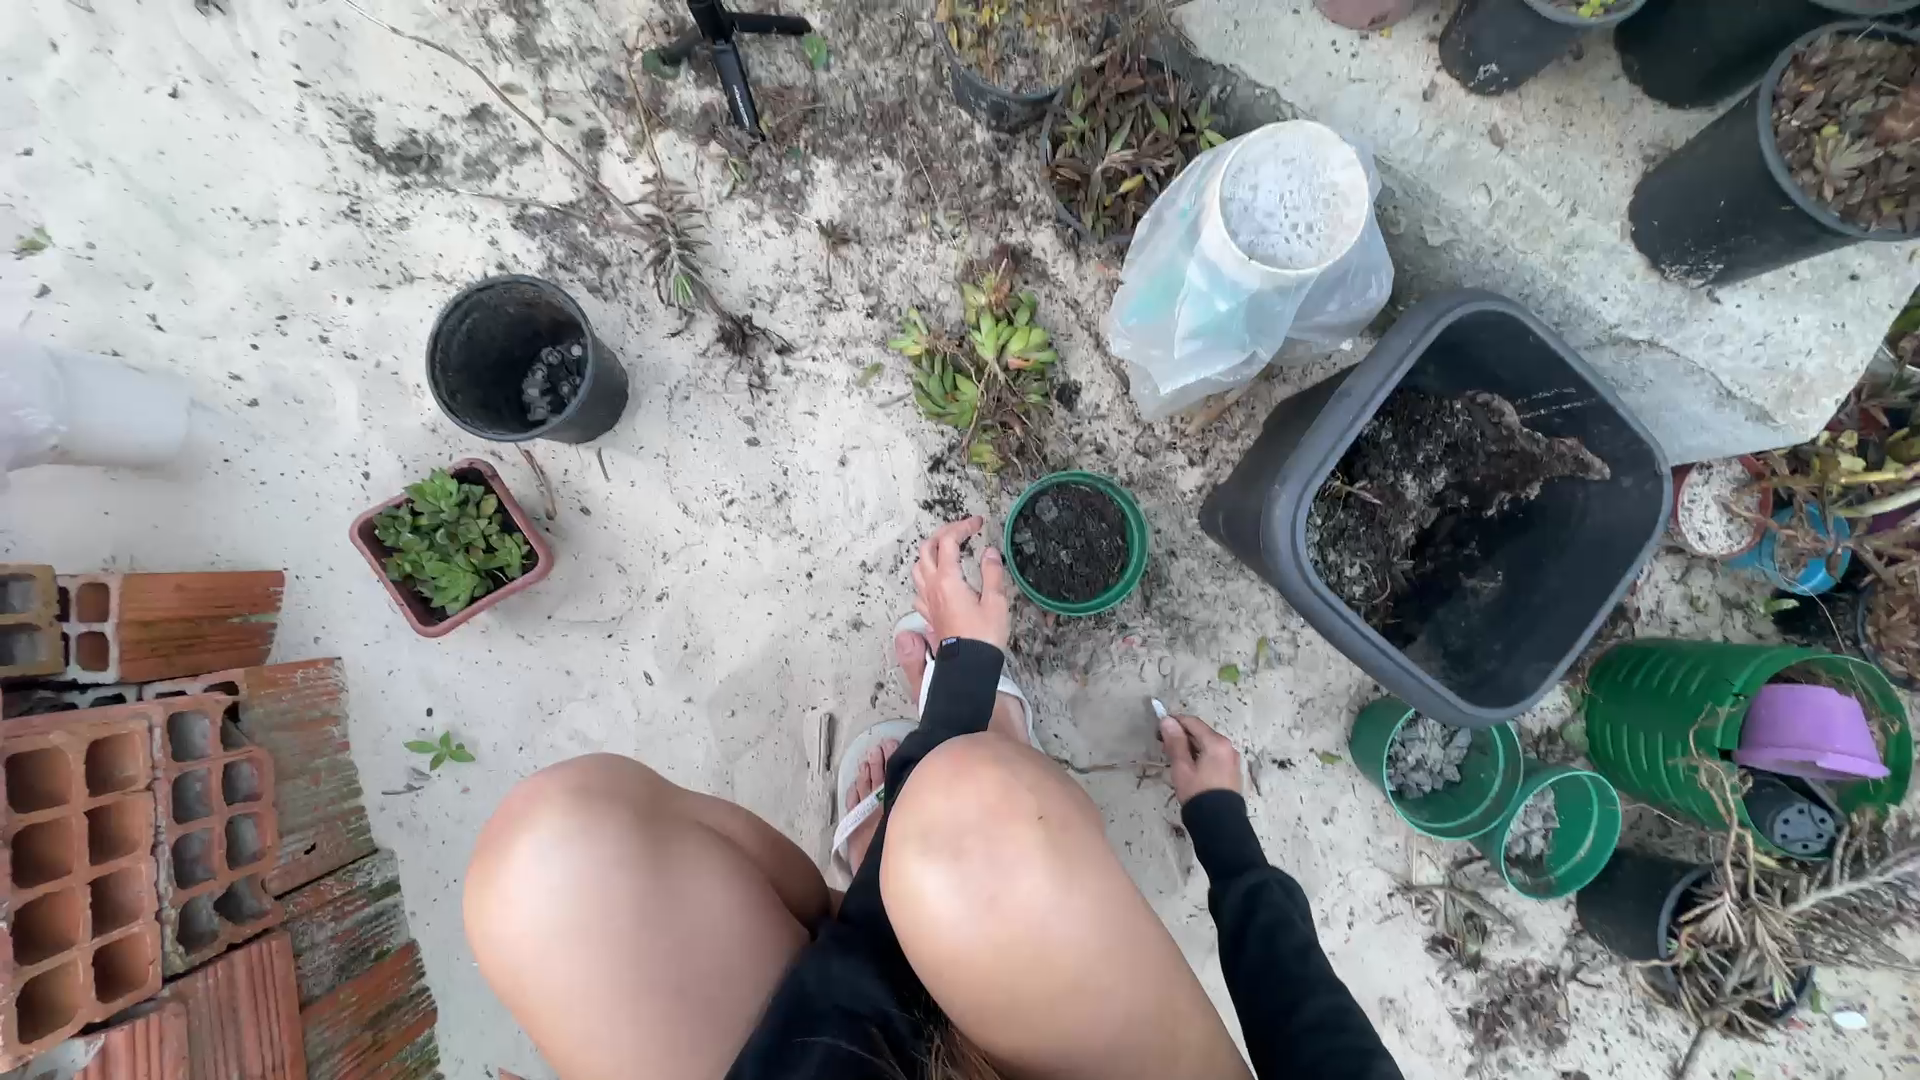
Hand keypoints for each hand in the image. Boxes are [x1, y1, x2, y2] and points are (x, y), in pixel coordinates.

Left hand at [912, 516, 1010, 651]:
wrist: (968, 666)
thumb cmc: (983, 636)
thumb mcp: (995, 601)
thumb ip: (992, 572)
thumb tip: (989, 552)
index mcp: (948, 579)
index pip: (948, 541)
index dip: (962, 526)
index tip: (977, 522)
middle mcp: (932, 587)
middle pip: (927, 549)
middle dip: (943, 534)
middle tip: (962, 531)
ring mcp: (927, 601)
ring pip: (918, 567)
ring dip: (931, 552)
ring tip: (948, 550)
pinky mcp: (929, 614)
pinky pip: (919, 588)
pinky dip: (927, 575)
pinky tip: (938, 580)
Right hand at [1159, 712, 1241, 803]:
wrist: (1219, 823)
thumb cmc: (1197, 792)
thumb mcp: (1182, 767)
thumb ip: (1175, 742)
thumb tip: (1167, 720)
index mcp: (1217, 743)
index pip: (1192, 722)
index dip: (1174, 721)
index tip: (1159, 728)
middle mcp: (1228, 747)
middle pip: (1201, 732)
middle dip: (1181, 735)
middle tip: (1164, 745)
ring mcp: (1232, 759)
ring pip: (1207, 744)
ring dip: (1190, 745)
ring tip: (1174, 757)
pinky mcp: (1232, 770)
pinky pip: (1214, 754)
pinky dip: (1200, 754)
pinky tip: (1189, 765)